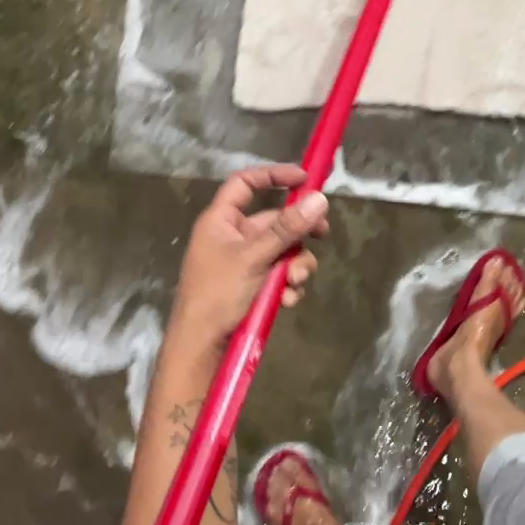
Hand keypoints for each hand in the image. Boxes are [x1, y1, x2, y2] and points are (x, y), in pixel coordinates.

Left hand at [174, 164, 329, 346]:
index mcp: (221, 221)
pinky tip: (286, 300)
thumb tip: (320, 197)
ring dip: (296, 265)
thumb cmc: (218, 294)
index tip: (305, 179)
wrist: (201, 350)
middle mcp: (233, 237)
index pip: (246, 183)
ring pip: (284, 250)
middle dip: (298, 231)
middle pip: (275, 220)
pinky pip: (281, 275)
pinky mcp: (255, 286)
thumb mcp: (254, 257)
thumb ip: (287, 228)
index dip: (274, 175)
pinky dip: (288, 285)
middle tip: (322, 233)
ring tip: (294, 282)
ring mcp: (245, 263)